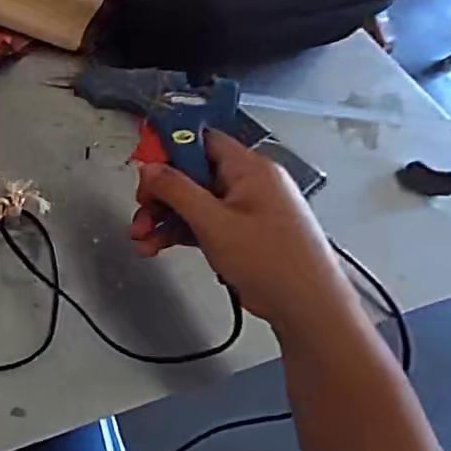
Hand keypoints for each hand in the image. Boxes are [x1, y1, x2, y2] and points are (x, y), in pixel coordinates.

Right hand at [129, 129, 355, 330]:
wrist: (308, 310)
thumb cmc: (275, 264)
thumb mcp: (214, 223)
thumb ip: (177, 190)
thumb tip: (150, 169)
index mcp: (250, 169)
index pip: (202, 140)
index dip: (169, 148)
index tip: (144, 163)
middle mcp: (248, 184)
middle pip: (190, 174)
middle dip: (160, 194)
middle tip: (142, 209)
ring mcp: (244, 209)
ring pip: (192, 201)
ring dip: (164, 217)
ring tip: (142, 237)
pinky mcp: (240, 232)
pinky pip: (201, 221)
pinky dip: (178, 232)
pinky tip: (157, 246)